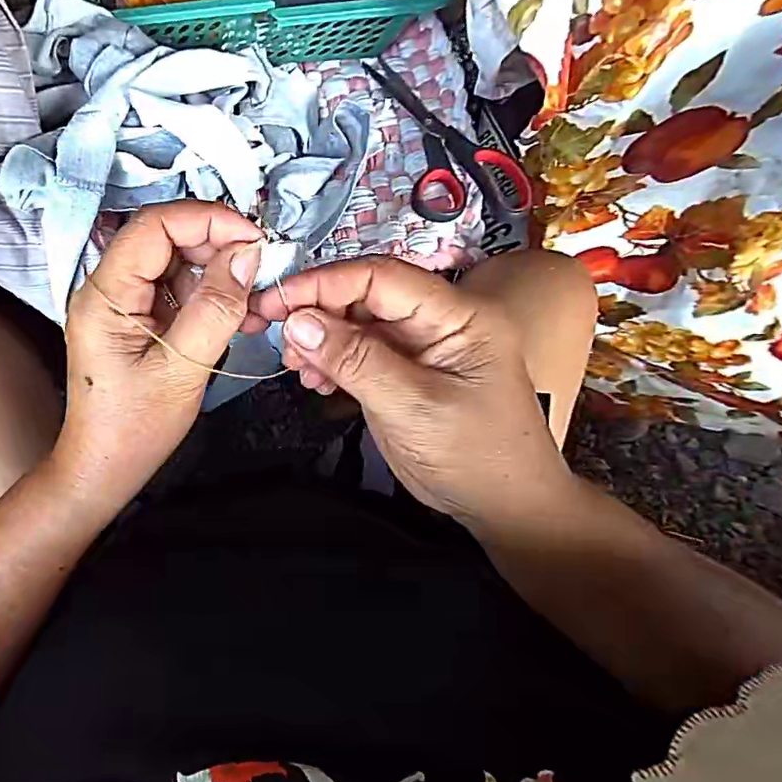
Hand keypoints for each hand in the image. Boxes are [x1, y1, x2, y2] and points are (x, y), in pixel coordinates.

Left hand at [52, 201, 264, 509]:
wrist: (105, 467)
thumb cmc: (133, 428)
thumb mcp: (182, 369)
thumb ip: (215, 309)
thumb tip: (246, 255)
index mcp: (106, 294)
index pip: (155, 226)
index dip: (207, 220)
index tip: (252, 238)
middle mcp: (109, 288)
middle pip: (167, 238)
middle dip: (218, 246)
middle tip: (258, 271)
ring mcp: (124, 302)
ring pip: (178, 262)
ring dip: (220, 274)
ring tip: (253, 303)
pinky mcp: (139, 317)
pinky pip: (178, 290)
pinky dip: (211, 296)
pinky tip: (238, 316)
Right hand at [246, 256, 573, 530]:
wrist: (502, 505)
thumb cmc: (477, 456)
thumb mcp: (412, 407)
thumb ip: (355, 360)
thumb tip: (299, 322)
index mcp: (458, 315)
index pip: (381, 277)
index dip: (324, 283)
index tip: (279, 300)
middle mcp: (438, 320)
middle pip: (365, 295)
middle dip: (317, 310)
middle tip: (279, 334)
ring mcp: (420, 346)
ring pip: (356, 322)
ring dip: (319, 338)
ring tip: (297, 366)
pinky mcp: (404, 370)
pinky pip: (358, 351)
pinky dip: (331, 361)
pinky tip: (317, 380)